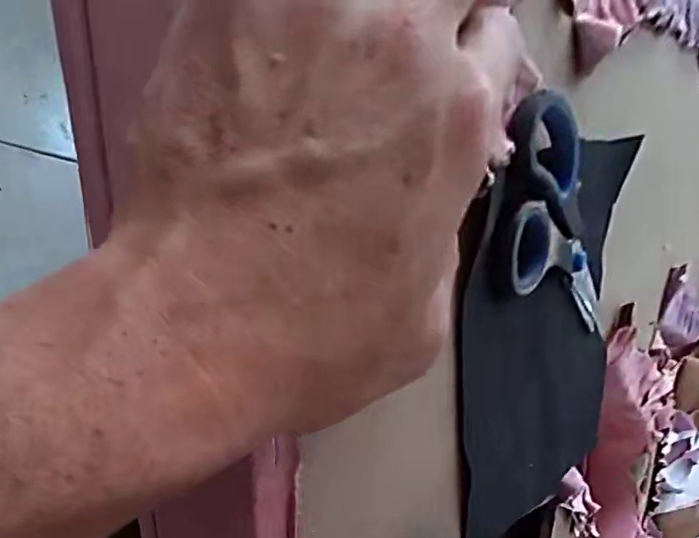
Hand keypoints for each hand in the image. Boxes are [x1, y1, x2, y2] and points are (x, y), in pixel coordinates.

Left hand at [120, 0, 533, 437]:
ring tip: (334, 66)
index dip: (479, 73)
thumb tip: (432, 201)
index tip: (452, 101)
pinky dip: (280, 17)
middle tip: (405, 65)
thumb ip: (444, 234)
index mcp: (455, 117)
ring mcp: (303, 7)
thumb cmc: (321, 344)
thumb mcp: (424, 318)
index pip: (500, 40)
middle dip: (439, 18)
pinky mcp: (218, 7)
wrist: (198, 329)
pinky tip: (267, 67)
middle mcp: (396, 36)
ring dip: (361, 17)